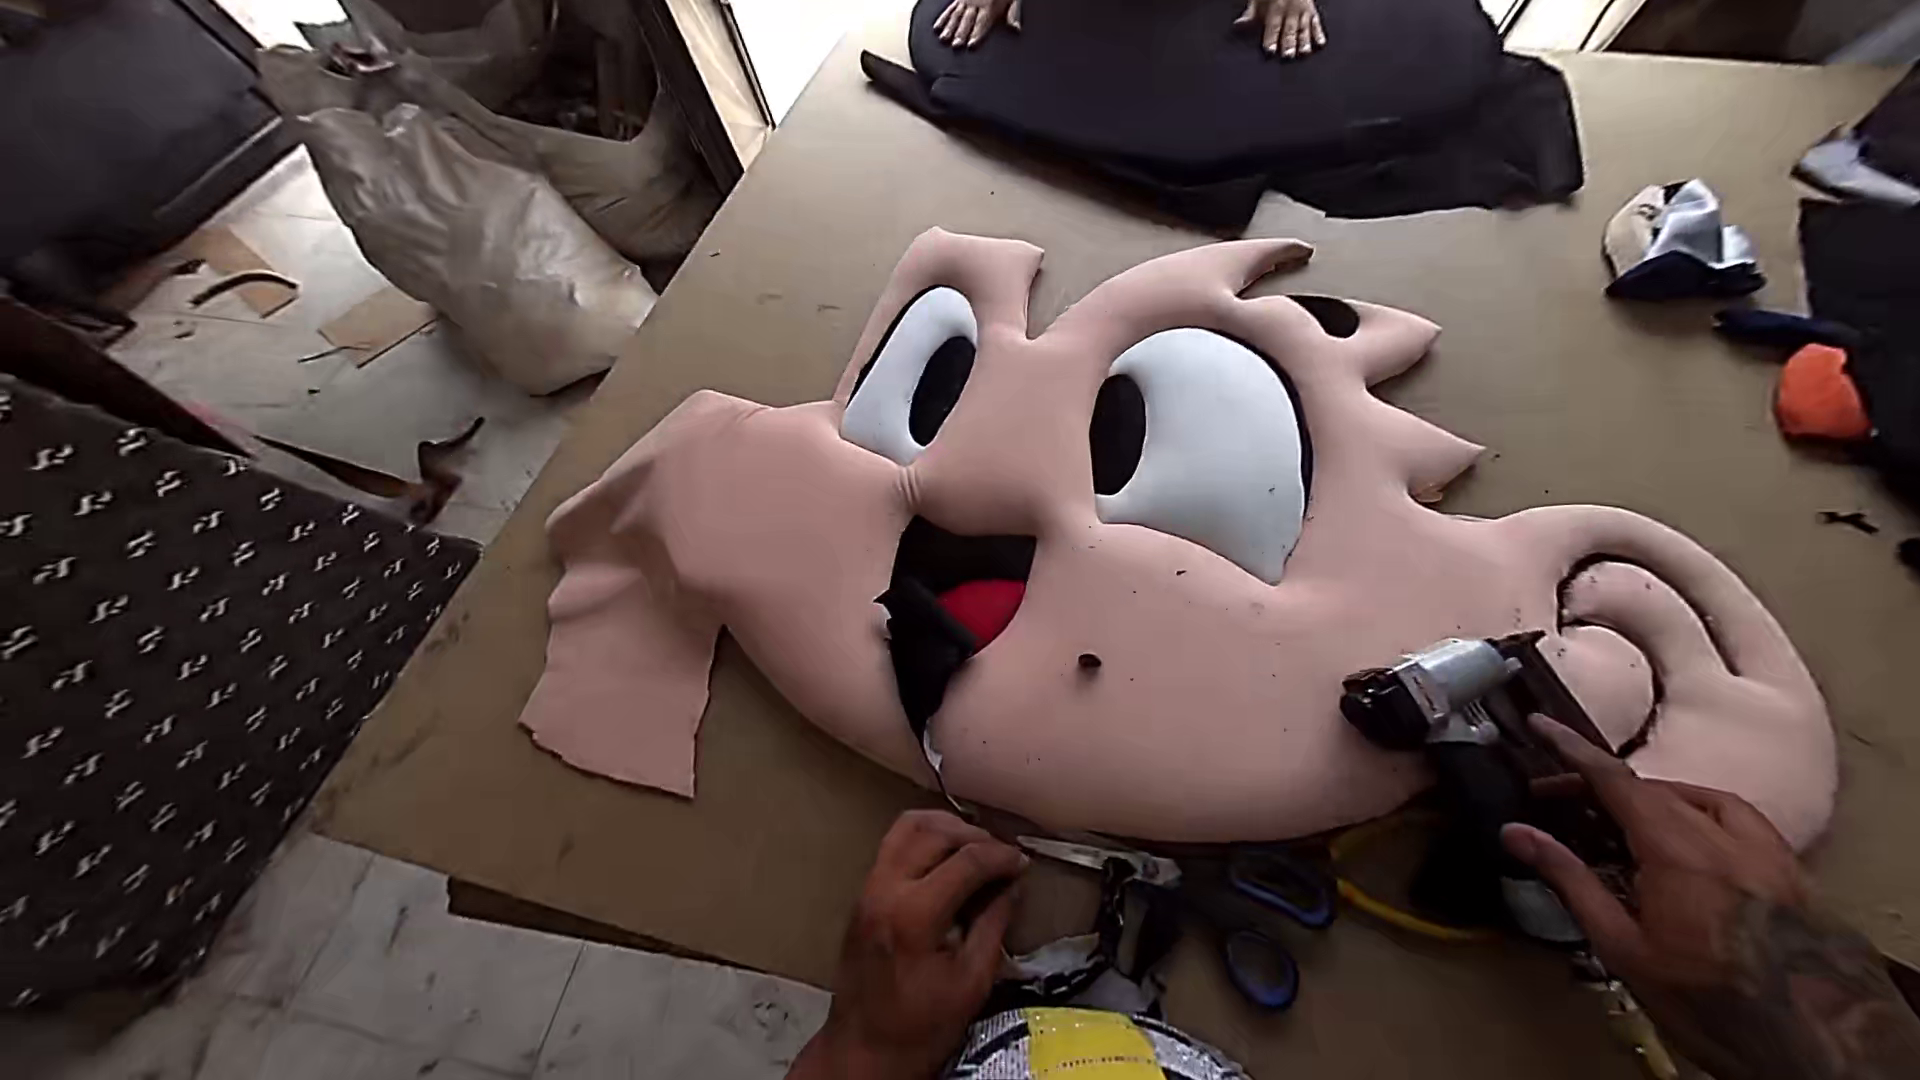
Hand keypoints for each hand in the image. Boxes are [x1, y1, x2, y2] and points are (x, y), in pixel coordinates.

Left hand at [788, 810, 1026, 1079]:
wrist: (862, 1051)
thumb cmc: (920, 1027)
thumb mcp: (971, 983)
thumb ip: (994, 925)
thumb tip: (1014, 883)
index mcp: (914, 915)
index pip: (966, 861)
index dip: (1000, 856)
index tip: (1022, 861)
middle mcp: (886, 887)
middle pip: (937, 833)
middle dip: (977, 836)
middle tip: (1002, 853)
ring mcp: (870, 883)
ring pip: (910, 825)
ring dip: (947, 825)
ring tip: (976, 843)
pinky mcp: (864, 887)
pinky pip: (894, 839)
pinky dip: (923, 832)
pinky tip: (946, 847)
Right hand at [934, 0, 1020, 47]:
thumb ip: (1013, 12)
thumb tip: (1015, 29)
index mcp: (990, 6)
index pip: (982, 23)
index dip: (977, 35)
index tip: (971, 45)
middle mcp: (976, 4)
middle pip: (967, 21)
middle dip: (961, 33)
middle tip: (955, 45)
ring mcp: (966, 1)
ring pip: (956, 15)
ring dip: (949, 28)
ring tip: (944, 38)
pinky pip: (950, 9)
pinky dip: (943, 18)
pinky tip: (937, 27)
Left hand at [1235, 0, 1325, 57]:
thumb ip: (1249, 14)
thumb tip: (1237, 25)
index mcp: (1276, 8)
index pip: (1272, 27)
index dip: (1271, 39)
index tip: (1270, 50)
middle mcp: (1290, 10)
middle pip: (1289, 30)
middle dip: (1289, 42)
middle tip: (1289, 55)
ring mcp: (1302, 11)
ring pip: (1304, 28)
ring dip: (1304, 41)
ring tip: (1304, 52)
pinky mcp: (1312, 11)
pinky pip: (1316, 23)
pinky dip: (1319, 33)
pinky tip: (1320, 43)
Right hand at [1504, 715, 1919, 1079]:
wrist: (1835, 1068)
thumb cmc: (1716, 1008)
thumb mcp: (1624, 948)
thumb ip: (1570, 880)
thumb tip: (1514, 831)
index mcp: (1682, 857)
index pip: (1617, 782)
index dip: (1573, 749)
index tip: (1541, 724)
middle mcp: (1734, 849)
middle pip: (1657, 790)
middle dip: (1602, 784)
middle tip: (1560, 798)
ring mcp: (1779, 868)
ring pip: (1713, 802)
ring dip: (1660, 794)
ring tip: (1627, 813)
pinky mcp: (1805, 890)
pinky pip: (1751, 829)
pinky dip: (1707, 816)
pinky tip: (1693, 845)